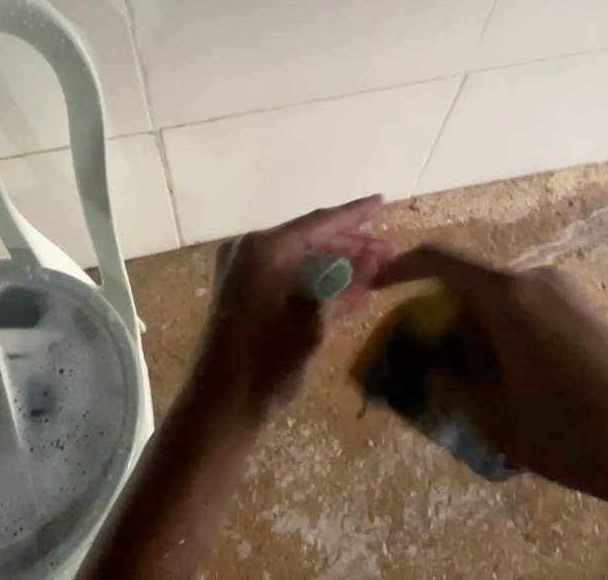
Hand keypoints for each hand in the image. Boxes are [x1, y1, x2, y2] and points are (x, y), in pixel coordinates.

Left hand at [189, 196, 394, 423]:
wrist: (219, 406)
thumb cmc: (265, 365)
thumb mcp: (312, 324)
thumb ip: (340, 285)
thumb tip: (371, 262)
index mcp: (263, 250)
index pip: (318, 223)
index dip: (354, 214)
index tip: (381, 201)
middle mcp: (250, 250)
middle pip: (310, 239)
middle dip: (351, 246)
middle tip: (389, 252)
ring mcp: (244, 270)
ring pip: (302, 259)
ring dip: (338, 265)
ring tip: (379, 271)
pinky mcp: (244, 291)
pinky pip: (289, 276)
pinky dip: (317, 282)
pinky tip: (353, 292)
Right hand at [375, 245, 607, 514]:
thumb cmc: (572, 431)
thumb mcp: (496, 417)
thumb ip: (450, 387)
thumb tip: (431, 373)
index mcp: (506, 293)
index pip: (438, 259)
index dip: (400, 267)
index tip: (375, 286)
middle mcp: (535, 280)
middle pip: (470, 281)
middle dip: (439, 312)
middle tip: (423, 353)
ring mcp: (568, 295)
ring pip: (501, 299)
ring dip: (474, 326)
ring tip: (465, 375)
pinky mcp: (589, 315)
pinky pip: (529, 310)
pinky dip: (504, 332)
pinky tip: (510, 379)